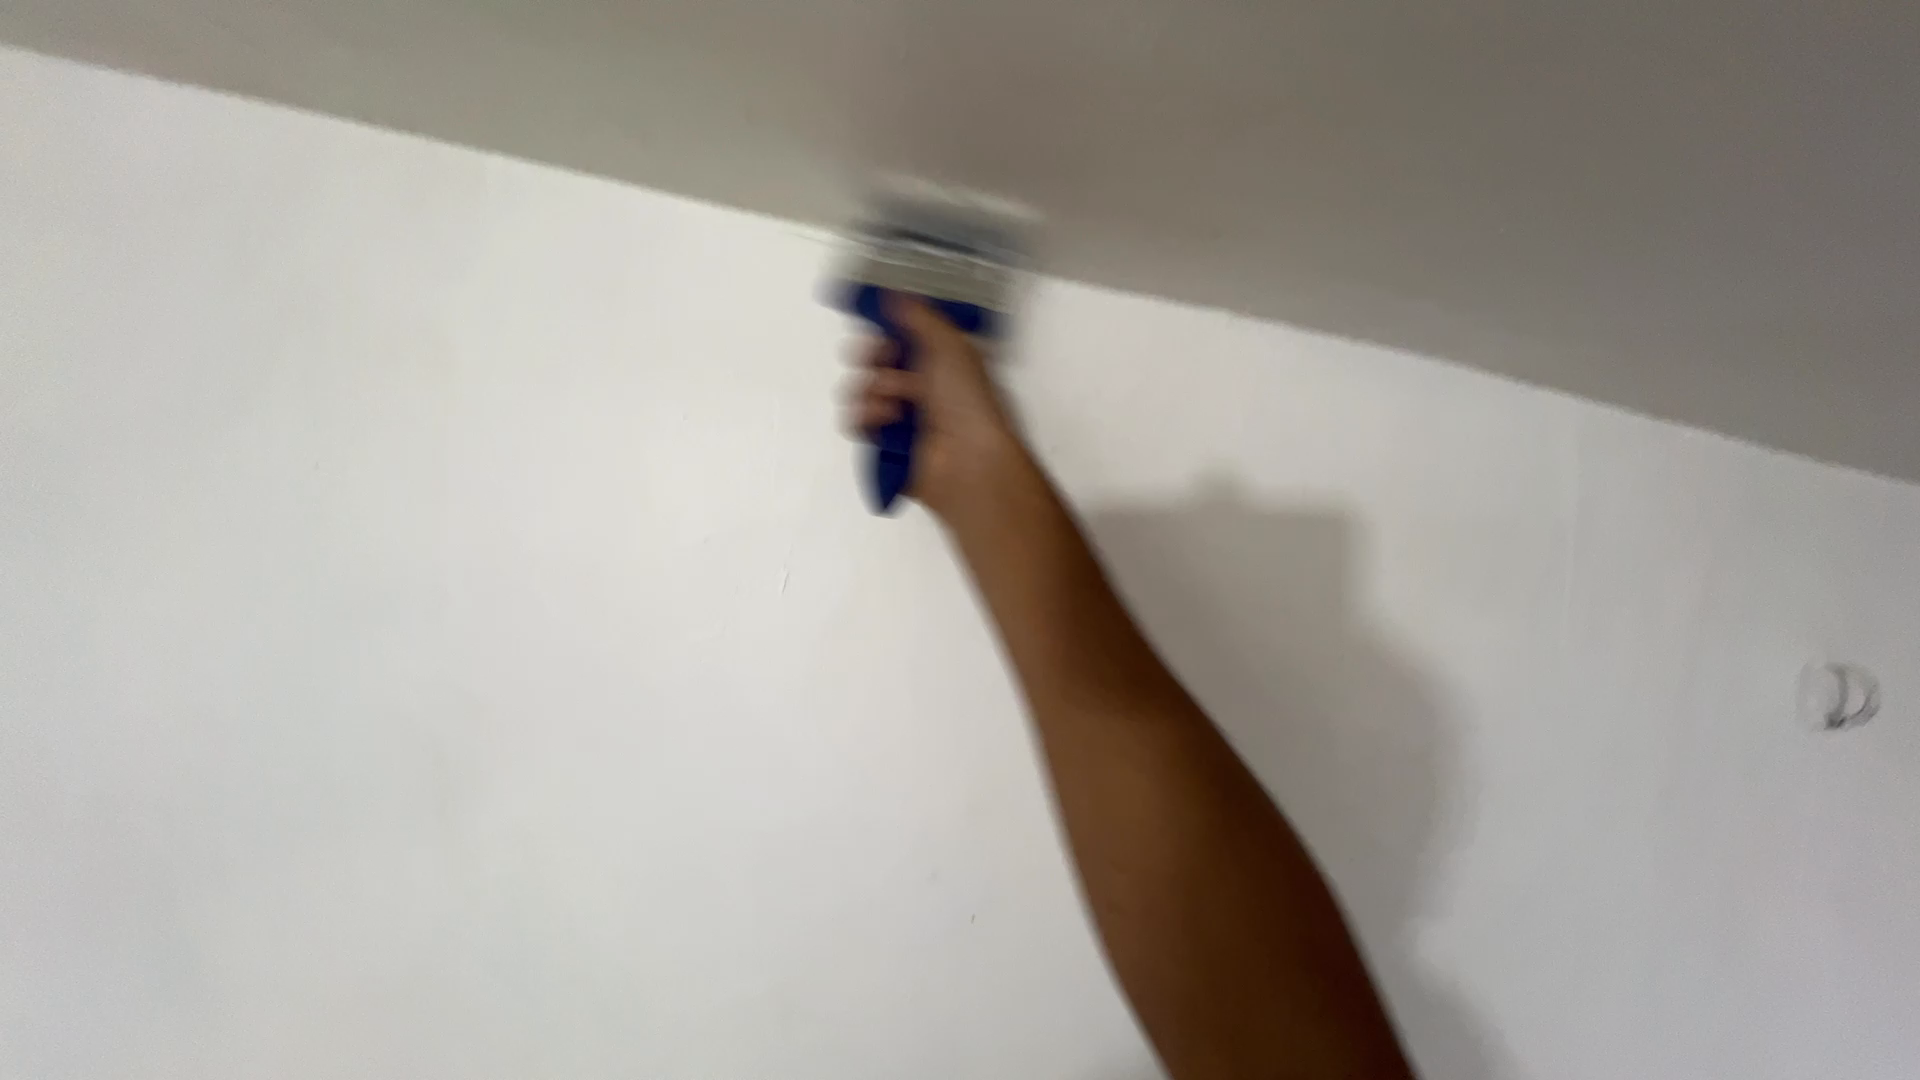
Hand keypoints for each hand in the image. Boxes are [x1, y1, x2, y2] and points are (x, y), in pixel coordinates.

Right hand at [844, 293, 1027, 520]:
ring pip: (861, 391)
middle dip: (871, 358)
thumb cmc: (966, 399)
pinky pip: (856, 423)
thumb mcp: (951, 345)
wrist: (969, 459)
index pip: (898, 338)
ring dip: (870, 391)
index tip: (881, 330)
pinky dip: (863, 419)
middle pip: (874, 362)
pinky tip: (883, 421)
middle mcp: (918, 388)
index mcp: (938, 362)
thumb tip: (893, 294)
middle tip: (878, 362)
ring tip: (892, 403)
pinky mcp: (885, 446)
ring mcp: (901, 418)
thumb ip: (920, 317)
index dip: (885, 332)